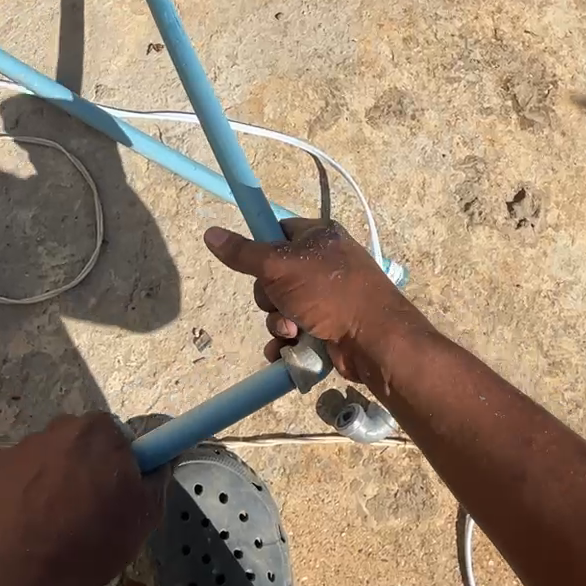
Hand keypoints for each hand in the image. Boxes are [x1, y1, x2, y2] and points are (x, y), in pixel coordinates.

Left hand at [0, 414, 166, 585]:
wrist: (28, 576)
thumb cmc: (94, 540)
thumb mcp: (145, 514)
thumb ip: (157, 478)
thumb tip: (162, 459)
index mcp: (97, 430)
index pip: (117, 434)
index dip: (121, 460)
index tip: (118, 488)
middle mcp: (59, 428)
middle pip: (81, 441)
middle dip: (88, 464)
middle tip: (92, 505)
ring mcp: (25, 447)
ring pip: (51, 456)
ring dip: (58, 475)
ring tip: (58, 519)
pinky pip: (24, 473)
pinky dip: (30, 489)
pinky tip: (33, 521)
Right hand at [202, 218, 431, 384]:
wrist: (374, 340)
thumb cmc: (329, 293)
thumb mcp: (279, 267)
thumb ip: (243, 254)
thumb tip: (210, 233)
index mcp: (318, 237)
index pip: (277, 233)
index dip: (262, 251)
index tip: (257, 266)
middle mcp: (323, 264)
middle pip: (272, 276)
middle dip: (270, 298)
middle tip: (282, 304)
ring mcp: (326, 298)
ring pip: (280, 308)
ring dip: (278, 323)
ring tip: (293, 332)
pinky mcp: (327, 327)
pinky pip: (293, 332)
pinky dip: (286, 343)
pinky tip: (286, 352)